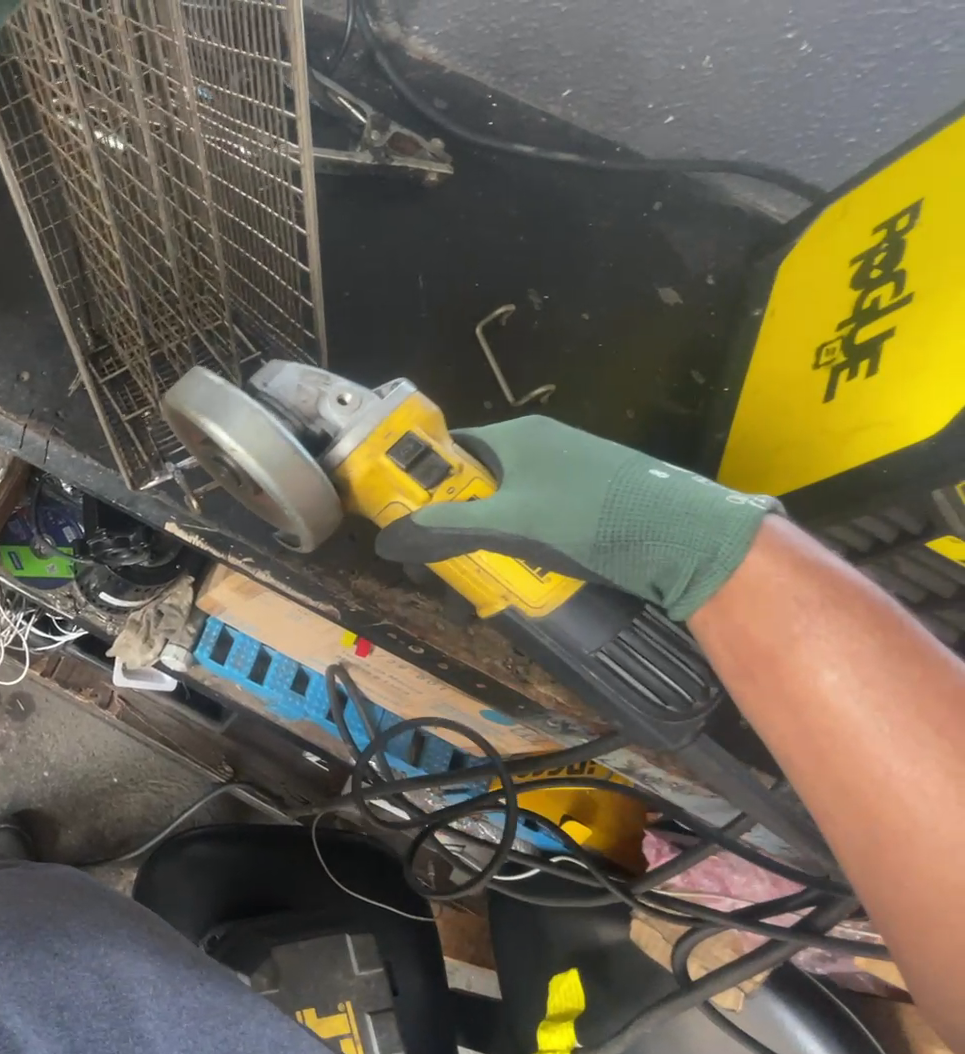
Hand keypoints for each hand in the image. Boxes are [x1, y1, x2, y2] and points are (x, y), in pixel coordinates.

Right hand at [374, 416, 779, 620]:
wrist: (694, 546)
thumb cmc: (593, 519)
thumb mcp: (506, 525)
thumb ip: (441, 530)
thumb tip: (386, 540)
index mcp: (515, 438)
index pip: (445, 452)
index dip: (415, 484)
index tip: (400, 521)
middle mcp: (538, 450)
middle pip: (469, 487)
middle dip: (445, 529)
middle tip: (433, 565)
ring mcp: (565, 478)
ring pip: (498, 511)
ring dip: (476, 548)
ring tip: (470, 588)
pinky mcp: (587, 505)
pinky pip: (529, 524)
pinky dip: (511, 551)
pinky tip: (513, 580)